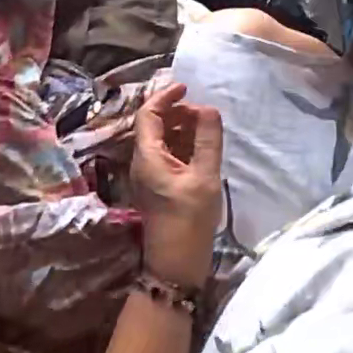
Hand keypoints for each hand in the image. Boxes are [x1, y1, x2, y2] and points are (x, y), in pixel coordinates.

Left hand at [130, 84, 223, 289]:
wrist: (176, 265)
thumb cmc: (189, 220)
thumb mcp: (204, 177)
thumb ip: (207, 140)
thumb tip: (208, 108)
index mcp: (147, 156)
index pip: (148, 114)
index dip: (165, 97)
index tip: (187, 88)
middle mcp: (143, 162)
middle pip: (154, 125)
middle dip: (177, 112)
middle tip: (204, 113)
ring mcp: (150, 175)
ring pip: (163, 140)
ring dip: (182, 128)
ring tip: (208, 128)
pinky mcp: (160, 186)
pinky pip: (169, 154)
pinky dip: (184, 144)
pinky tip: (203, 148)